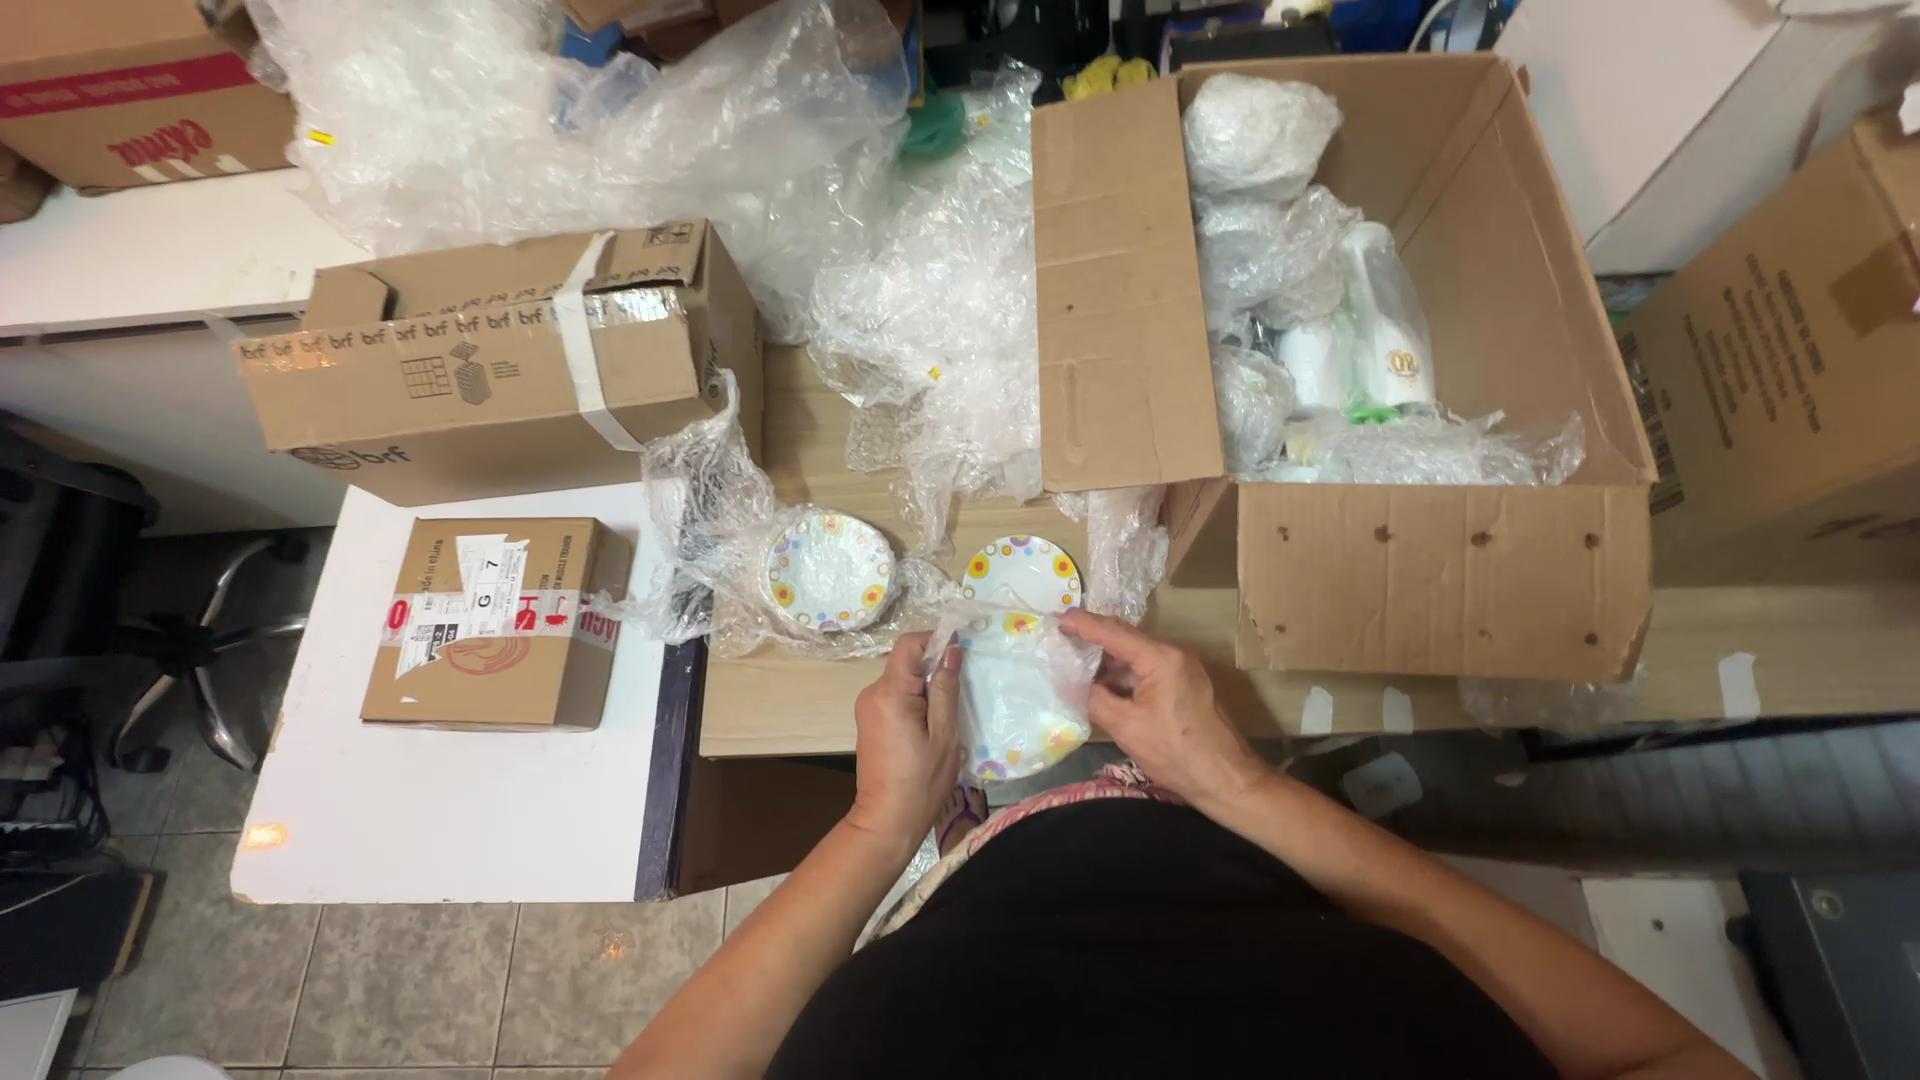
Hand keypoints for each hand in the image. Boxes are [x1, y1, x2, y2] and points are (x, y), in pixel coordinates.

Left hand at [847, 631, 963, 847]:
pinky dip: (915, 700)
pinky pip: (895, 696)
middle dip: (933, 667)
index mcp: (889, 692)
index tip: (960, 651)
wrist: (887, 820)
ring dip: (926, 687)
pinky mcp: (869, 720)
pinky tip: (931, 725)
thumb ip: (946, 688)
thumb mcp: (944, 733)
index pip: (908, 644)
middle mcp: (872, 692)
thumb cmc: (921, 780)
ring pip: (901, 679)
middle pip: (905, 661)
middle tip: (960, 690)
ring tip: (947, 714)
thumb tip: (952, 650)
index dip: (935, 640)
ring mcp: (867, 707)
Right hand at [1060, 608, 1271, 806]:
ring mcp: (1182, 668)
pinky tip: (1102, 685)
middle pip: (1125, 638)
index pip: (1114, 632)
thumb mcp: (1126, 727)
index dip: (1082, 623)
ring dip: (1106, 660)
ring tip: (1073, 664)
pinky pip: (1146, 669)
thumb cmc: (1177, 753)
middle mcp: (1174, 654)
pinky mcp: (1184, 683)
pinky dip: (1123, 674)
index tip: (1057, 619)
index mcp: (1161, 658)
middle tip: (1060, 639)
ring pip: (1135, 655)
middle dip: (1091, 638)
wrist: (1228, 780)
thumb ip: (1095, 698)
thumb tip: (1072, 683)